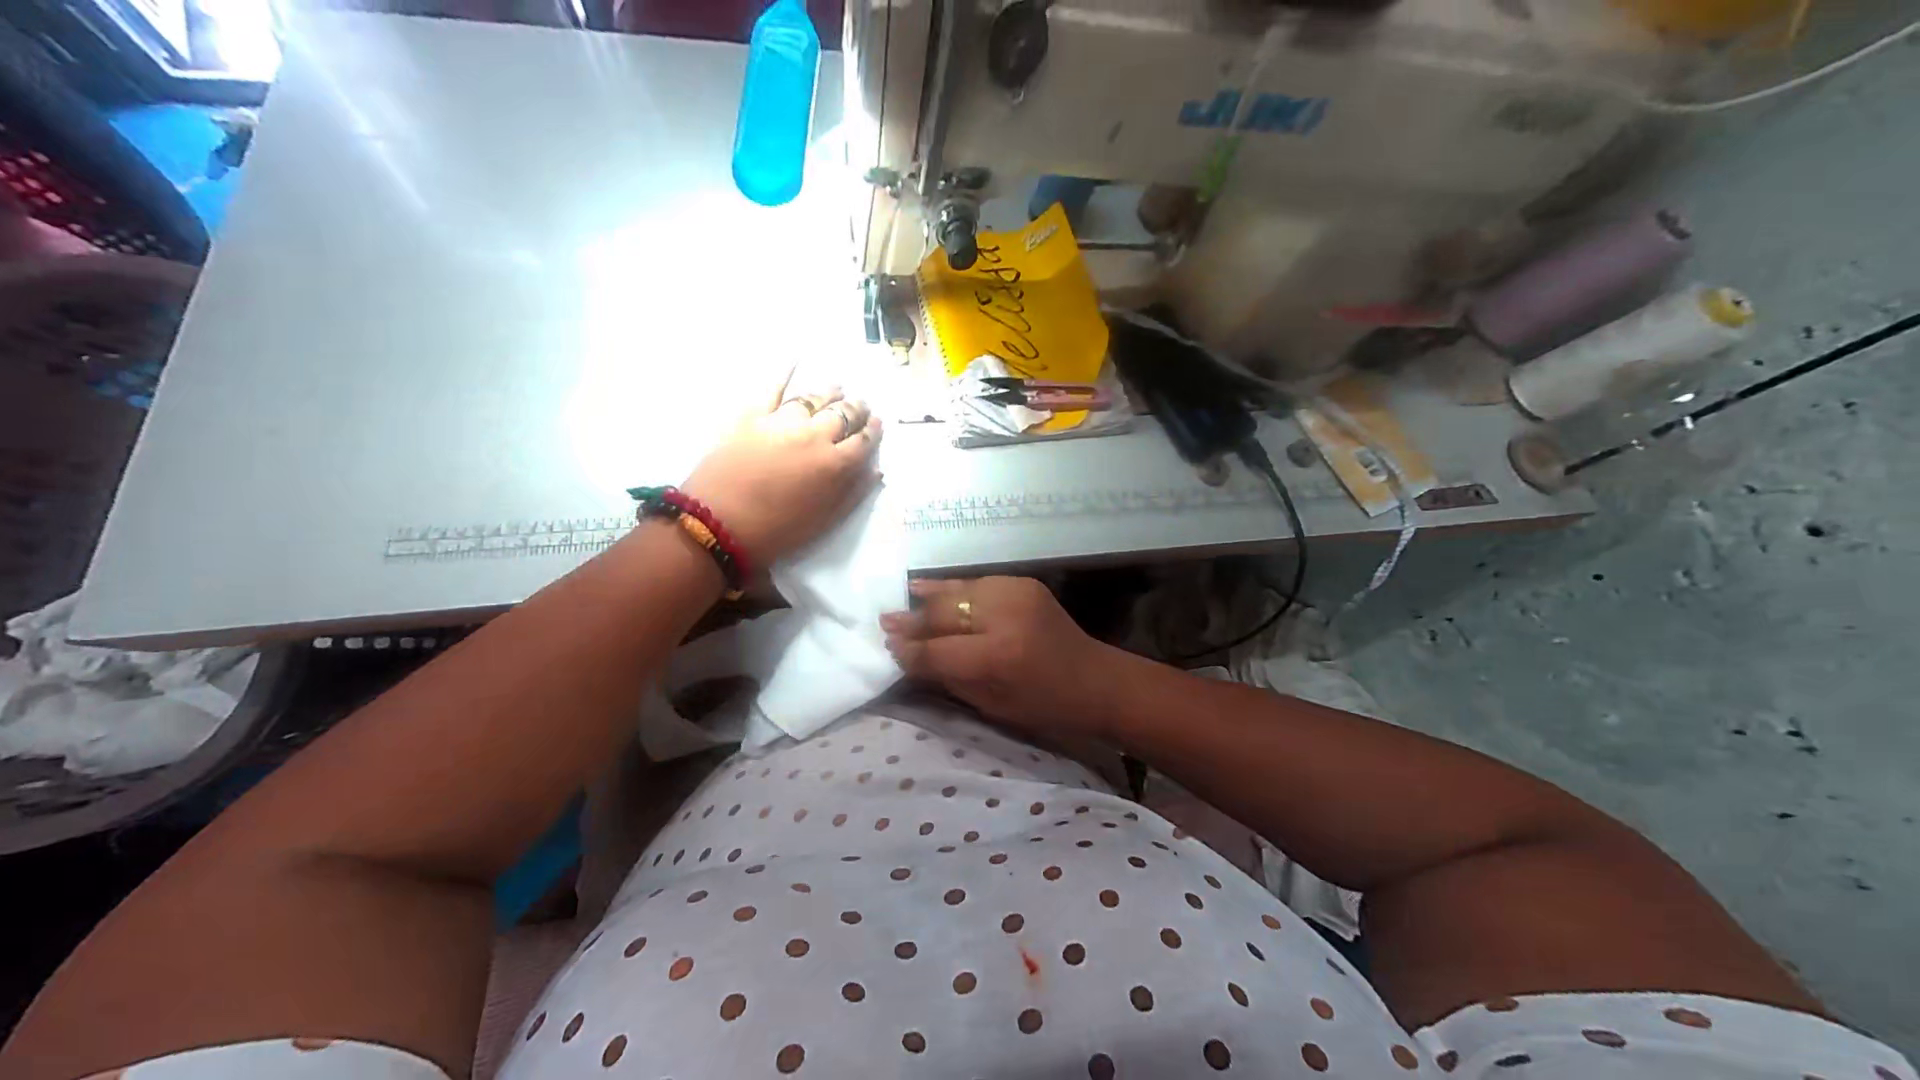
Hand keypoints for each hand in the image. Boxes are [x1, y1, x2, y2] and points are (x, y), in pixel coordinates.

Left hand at [681, 373, 881, 566]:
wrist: (718, 524)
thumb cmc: (777, 531)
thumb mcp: (824, 520)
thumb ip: (853, 493)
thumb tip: (875, 469)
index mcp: (836, 465)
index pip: (863, 440)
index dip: (873, 431)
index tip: (877, 424)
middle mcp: (815, 436)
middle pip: (843, 414)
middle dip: (856, 409)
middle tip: (860, 406)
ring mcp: (782, 422)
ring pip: (813, 399)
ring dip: (829, 393)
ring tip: (837, 388)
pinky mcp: (752, 417)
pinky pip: (773, 389)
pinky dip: (785, 372)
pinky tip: (794, 360)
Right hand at [880, 577, 1125, 738]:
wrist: (1097, 680)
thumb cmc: (1044, 705)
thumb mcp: (991, 703)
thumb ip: (947, 676)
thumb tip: (906, 655)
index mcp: (998, 656)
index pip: (938, 649)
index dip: (910, 650)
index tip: (888, 648)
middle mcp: (1004, 616)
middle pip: (944, 614)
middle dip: (913, 621)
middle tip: (887, 623)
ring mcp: (1015, 593)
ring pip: (957, 592)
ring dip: (928, 599)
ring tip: (901, 601)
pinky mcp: (1023, 583)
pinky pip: (976, 585)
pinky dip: (953, 590)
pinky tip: (929, 589)